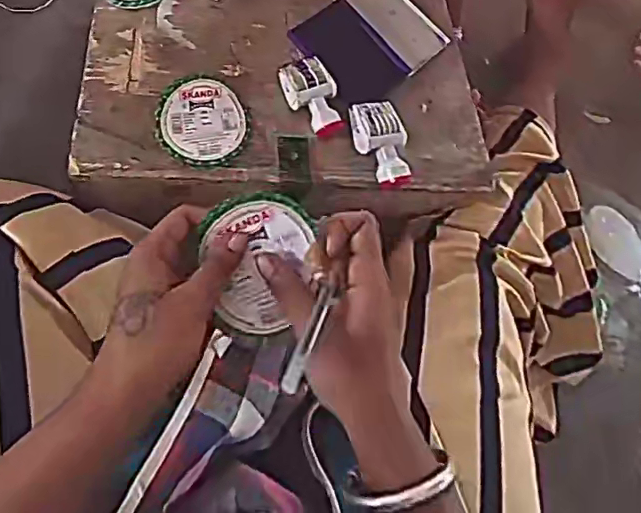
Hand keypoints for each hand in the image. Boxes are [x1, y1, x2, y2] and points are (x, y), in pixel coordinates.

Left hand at [89, 207, 248, 407]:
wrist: (123, 399)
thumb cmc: (154, 344)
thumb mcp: (192, 302)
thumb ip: (217, 267)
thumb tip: (239, 235)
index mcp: (151, 252)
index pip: (184, 216)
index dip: (214, 217)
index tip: (243, 227)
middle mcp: (151, 265)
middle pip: (191, 241)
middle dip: (222, 245)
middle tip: (256, 251)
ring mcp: (156, 291)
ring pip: (193, 269)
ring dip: (220, 271)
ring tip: (254, 274)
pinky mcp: (163, 315)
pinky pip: (191, 292)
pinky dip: (212, 293)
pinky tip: (238, 302)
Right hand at [256, 212, 407, 428]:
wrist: (374, 417)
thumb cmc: (350, 376)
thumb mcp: (313, 329)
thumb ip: (288, 290)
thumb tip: (265, 256)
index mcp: (371, 277)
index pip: (364, 223)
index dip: (338, 224)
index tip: (318, 248)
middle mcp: (375, 281)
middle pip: (352, 239)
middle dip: (321, 246)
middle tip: (302, 268)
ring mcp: (370, 298)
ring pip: (344, 262)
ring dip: (319, 268)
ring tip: (298, 285)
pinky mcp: (361, 314)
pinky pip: (342, 283)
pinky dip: (322, 284)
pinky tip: (305, 302)